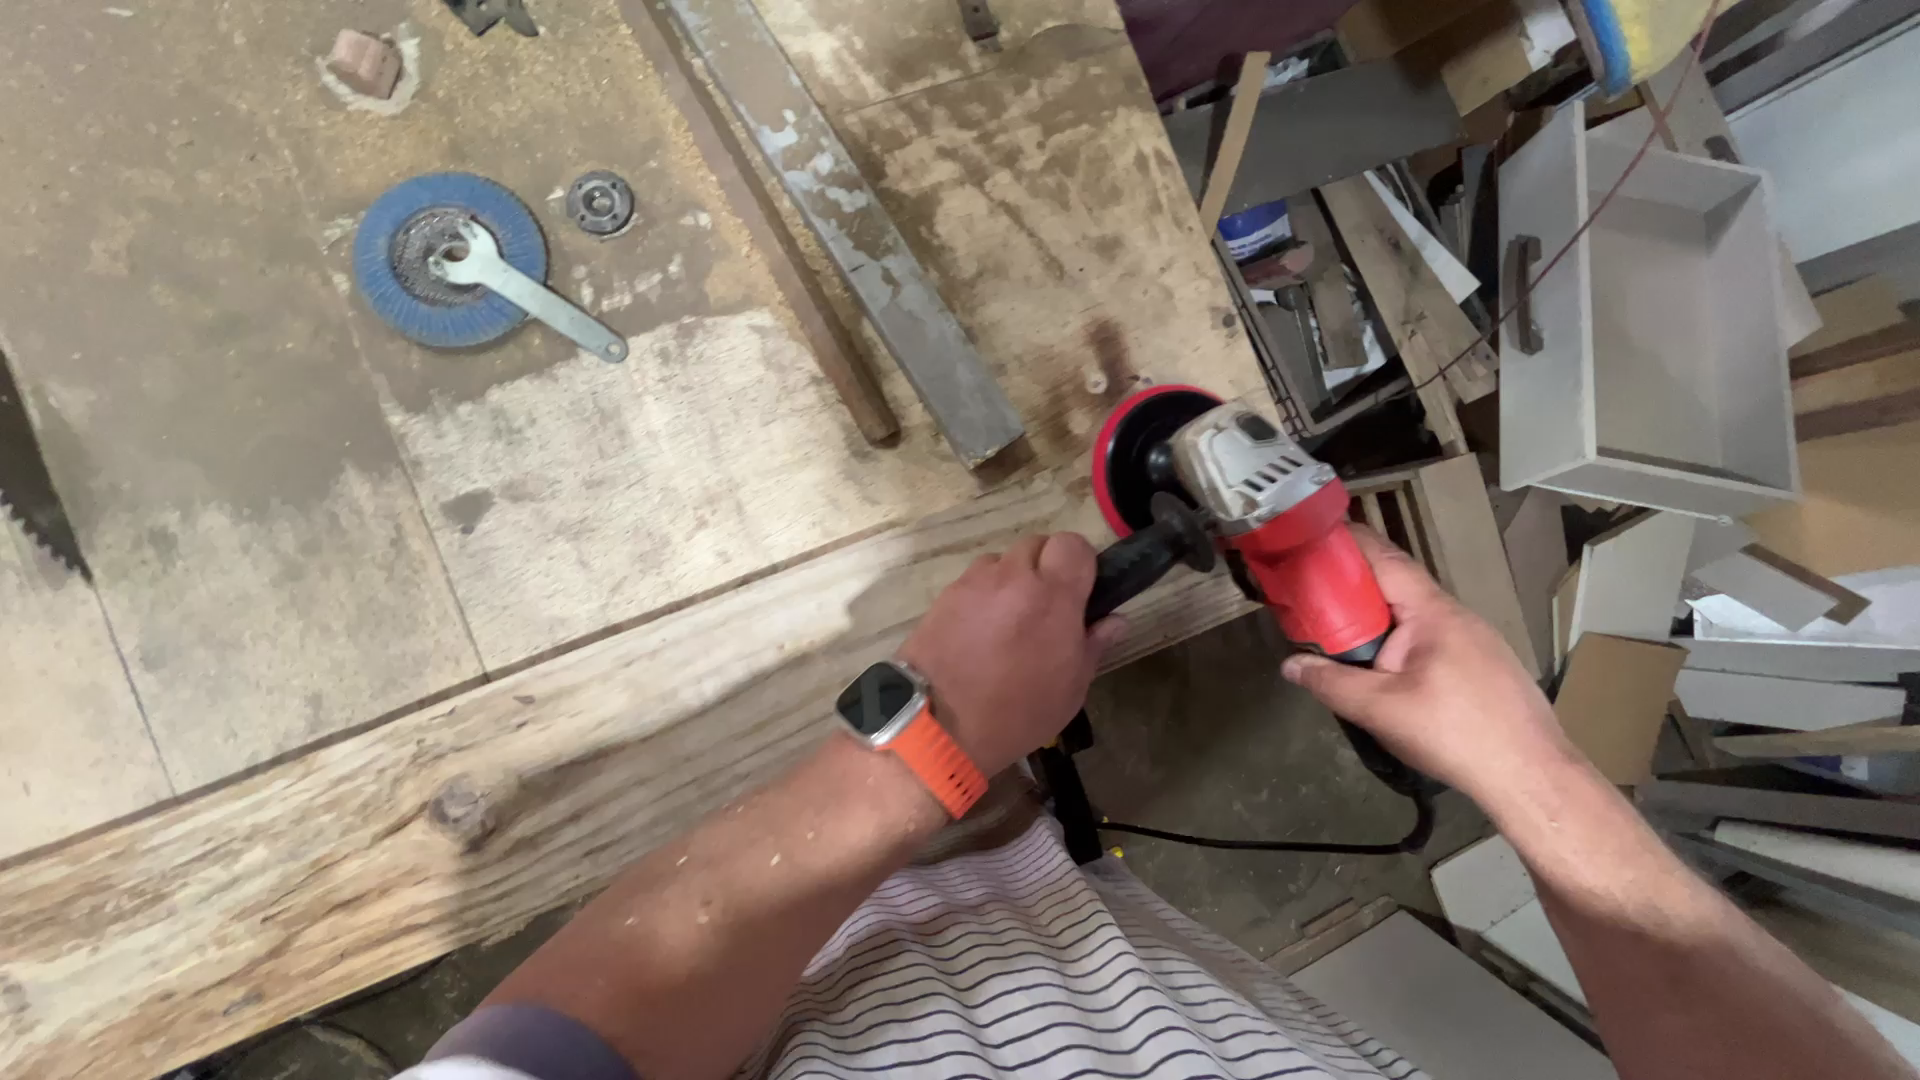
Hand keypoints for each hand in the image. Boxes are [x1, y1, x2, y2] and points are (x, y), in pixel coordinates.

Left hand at [897, 533, 1126, 775]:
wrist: (939, 725)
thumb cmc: (1017, 713)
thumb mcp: (1070, 689)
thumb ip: (1093, 645)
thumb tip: (1114, 620)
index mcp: (1053, 597)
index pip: (1073, 544)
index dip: (1079, 562)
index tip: (1079, 589)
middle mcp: (1014, 578)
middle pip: (1037, 545)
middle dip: (1045, 567)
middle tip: (1045, 606)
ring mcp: (974, 583)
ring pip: (1002, 561)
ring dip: (1011, 579)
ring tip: (1007, 620)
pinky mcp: (945, 595)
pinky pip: (973, 580)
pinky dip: (983, 595)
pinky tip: (978, 631)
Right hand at [1280, 526, 1579, 801]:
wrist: (1534, 778)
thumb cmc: (1456, 733)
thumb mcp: (1380, 709)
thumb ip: (1330, 682)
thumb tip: (1289, 664)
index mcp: (1433, 613)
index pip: (1386, 559)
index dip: (1349, 542)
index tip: (1312, 537)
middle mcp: (1456, 616)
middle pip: (1396, 586)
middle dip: (1352, 585)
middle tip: (1309, 593)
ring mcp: (1474, 640)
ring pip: (1412, 615)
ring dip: (1374, 616)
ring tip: (1336, 632)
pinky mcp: (1481, 665)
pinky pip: (1427, 637)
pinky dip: (1395, 637)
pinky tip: (1380, 668)